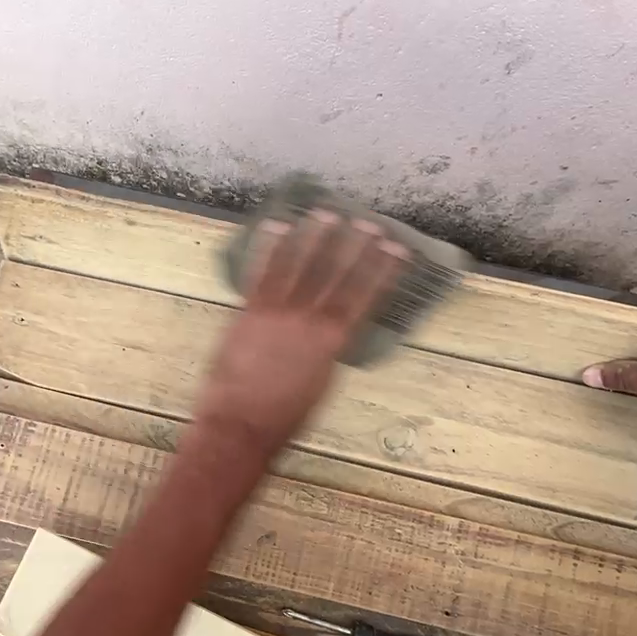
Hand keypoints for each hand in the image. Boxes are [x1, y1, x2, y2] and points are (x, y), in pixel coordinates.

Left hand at [191, 209, 408, 461]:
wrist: (240, 424)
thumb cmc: (283, 418)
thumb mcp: (320, 386)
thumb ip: (326, 352)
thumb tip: (330, 333)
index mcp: (333, 341)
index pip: (364, 296)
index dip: (381, 269)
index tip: (396, 248)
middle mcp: (309, 320)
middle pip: (336, 274)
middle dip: (354, 246)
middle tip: (368, 222)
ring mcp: (276, 312)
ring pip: (299, 265)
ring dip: (315, 236)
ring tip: (328, 211)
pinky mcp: (248, 311)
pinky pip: (261, 272)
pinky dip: (270, 246)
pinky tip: (277, 224)